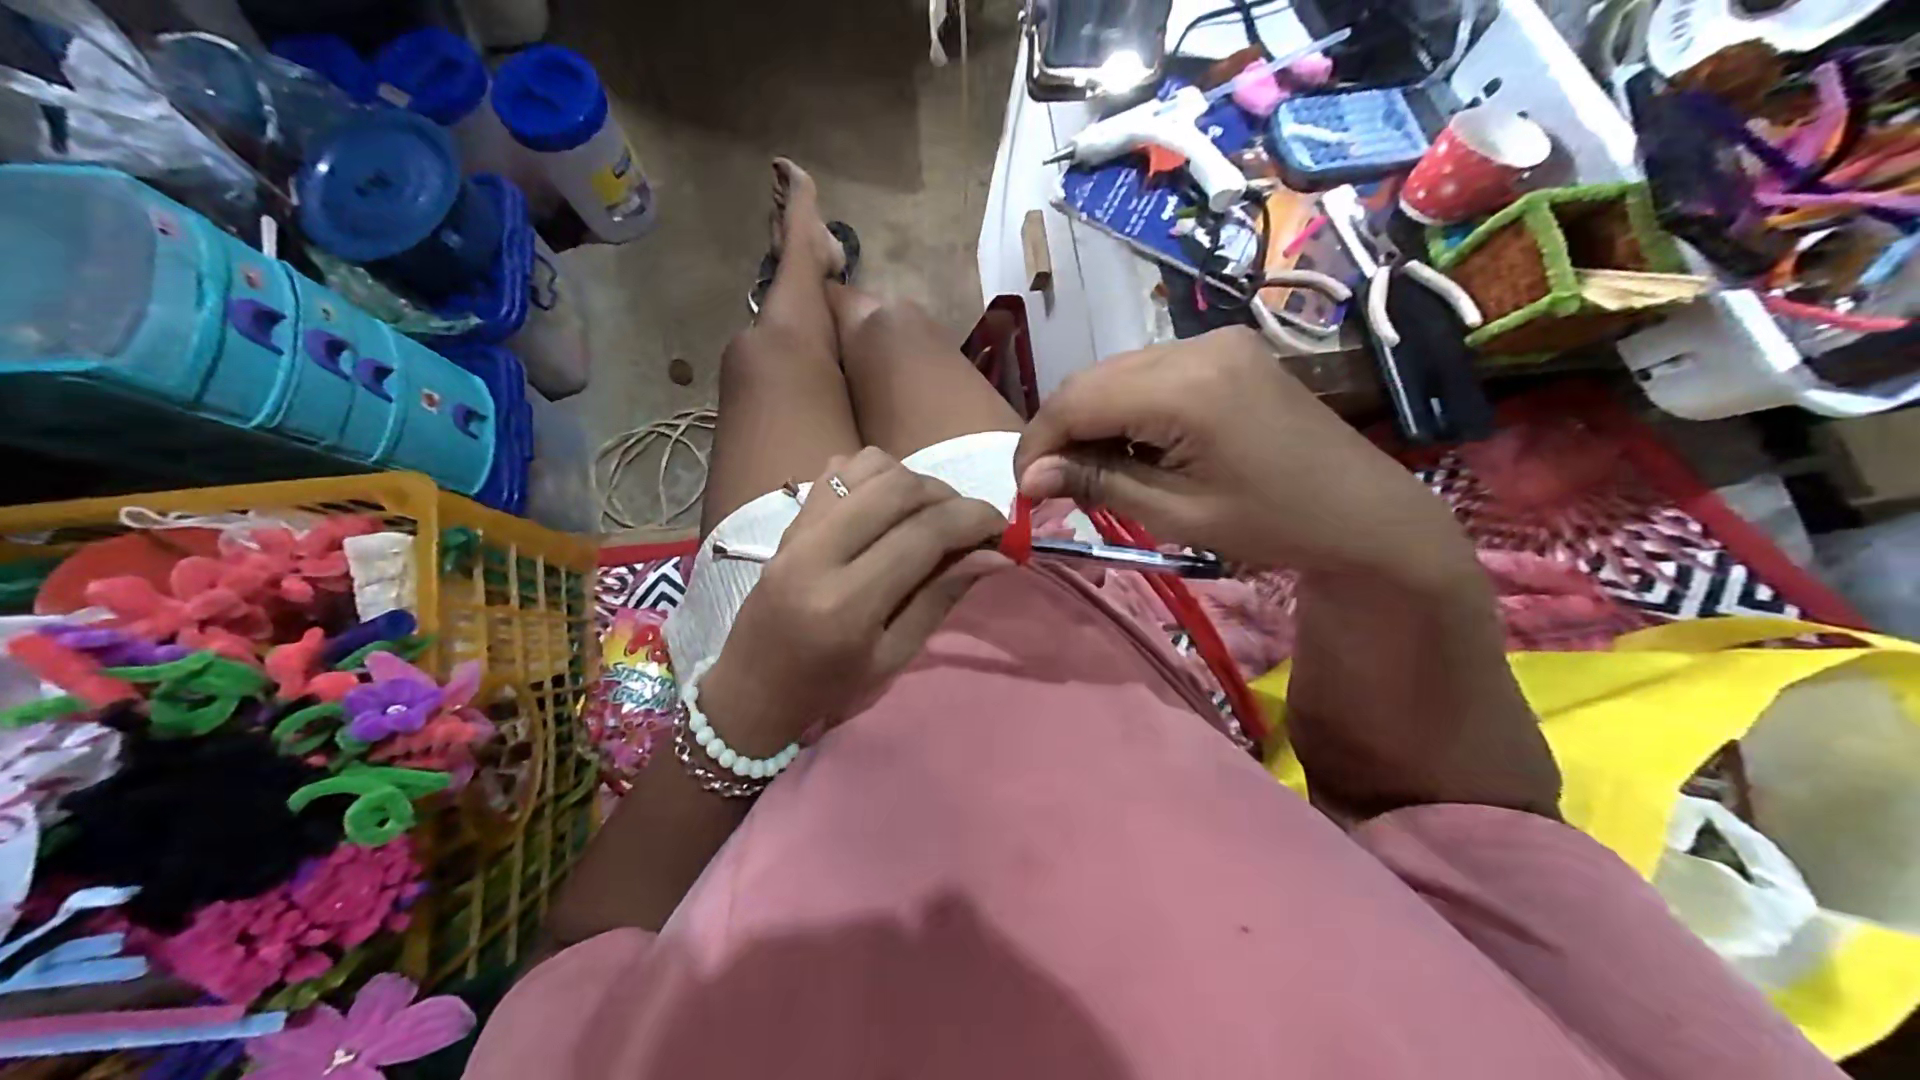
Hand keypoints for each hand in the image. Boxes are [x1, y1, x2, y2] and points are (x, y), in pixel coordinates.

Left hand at [699, 448, 1010, 754]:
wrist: (752, 690)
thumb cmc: (829, 688)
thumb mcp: (894, 656)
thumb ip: (942, 597)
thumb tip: (995, 554)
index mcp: (847, 604)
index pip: (923, 534)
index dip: (973, 519)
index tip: (1001, 528)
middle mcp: (817, 554)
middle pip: (898, 487)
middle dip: (948, 495)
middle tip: (968, 523)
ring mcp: (797, 531)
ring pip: (869, 467)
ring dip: (913, 480)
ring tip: (929, 514)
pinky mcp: (789, 521)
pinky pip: (839, 470)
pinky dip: (876, 476)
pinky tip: (887, 507)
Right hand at [1013, 327, 1474, 589]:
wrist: (1365, 511)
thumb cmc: (1272, 524)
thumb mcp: (1176, 514)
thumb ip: (1097, 482)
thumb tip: (1028, 477)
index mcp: (1187, 387)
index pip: (1077, 400)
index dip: (1038, 441)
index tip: (1023, 487)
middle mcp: (1197, 345)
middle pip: (1093, 379)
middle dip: (1061, 430)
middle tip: (1051, 482)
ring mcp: (1215, 340)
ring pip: (1117, 373)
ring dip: (1091, 418)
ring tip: (1093, 468)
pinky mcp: (1226, 348)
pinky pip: (1149, 372)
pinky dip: (1125, 407)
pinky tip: (1134, 443)